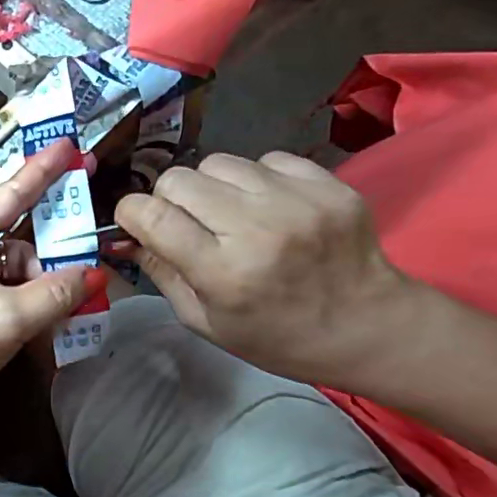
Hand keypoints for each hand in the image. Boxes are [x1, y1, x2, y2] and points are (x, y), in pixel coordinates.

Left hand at [0, 139, 105, 431]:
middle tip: (87, 246)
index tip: (72, 146)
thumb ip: (60, 291)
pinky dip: (31, 297)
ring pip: (19, 263)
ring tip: (66, 306)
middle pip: (20, 232)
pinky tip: (48, 316)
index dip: (45, 170)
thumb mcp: (11, 316)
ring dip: (45, 281)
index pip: (10, 192)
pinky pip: (9, 285)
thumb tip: (97, 273)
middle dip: (53, 247)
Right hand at [113, 151, 428, 387]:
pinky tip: (271, 207)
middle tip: (189, 223)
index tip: (137, 222)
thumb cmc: (278, 338)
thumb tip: (125, 236)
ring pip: (218, 162)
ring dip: (213, 187)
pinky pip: (265, 159)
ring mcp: (296, 200)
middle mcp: (257, 228)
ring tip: (233, 214)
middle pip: (178, 179)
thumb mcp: (206, 322)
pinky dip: (256, 180)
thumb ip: (162, 272)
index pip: (151, 215)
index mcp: (224, 273)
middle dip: (170, 199)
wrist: (371, 327)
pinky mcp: (327, 183)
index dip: (131, 213)